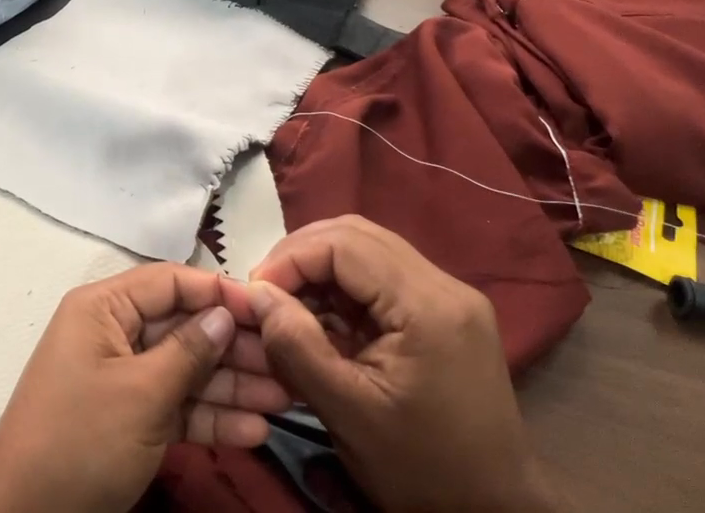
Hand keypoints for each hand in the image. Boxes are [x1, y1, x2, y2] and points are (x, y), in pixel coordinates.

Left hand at [0, 263, 291, 512]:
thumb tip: (225, 314)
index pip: (169, 282)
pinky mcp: (130, 419)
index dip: (218, 292)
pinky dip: (210, 417)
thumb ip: (188, 352)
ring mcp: (123, 378)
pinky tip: (252, 430)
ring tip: (285, 398)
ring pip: (186, 370)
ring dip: (232, 385)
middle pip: (184, 327)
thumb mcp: (140, 393)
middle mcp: (113, 334)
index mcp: (103, 309)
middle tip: (288, 363)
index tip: (269, 309)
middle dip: (234, 346)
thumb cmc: (81, 439)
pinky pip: (176, 406)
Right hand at [250, 216, 557, 512]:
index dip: (290, 258)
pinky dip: (341, 288)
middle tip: (266, 294)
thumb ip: (297, 347)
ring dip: (319, 269)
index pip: (344, 244)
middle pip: (356, 235)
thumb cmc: (421, 470)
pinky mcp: (444, 311)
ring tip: (287, 306)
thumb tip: (256, 293)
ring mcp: (449, 296)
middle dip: (300, 256)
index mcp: (429, 306)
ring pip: (367, 249)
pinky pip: (380, 276)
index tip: (255, 294)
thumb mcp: (347, 413)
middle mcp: (445, 286)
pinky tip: (321, 320)